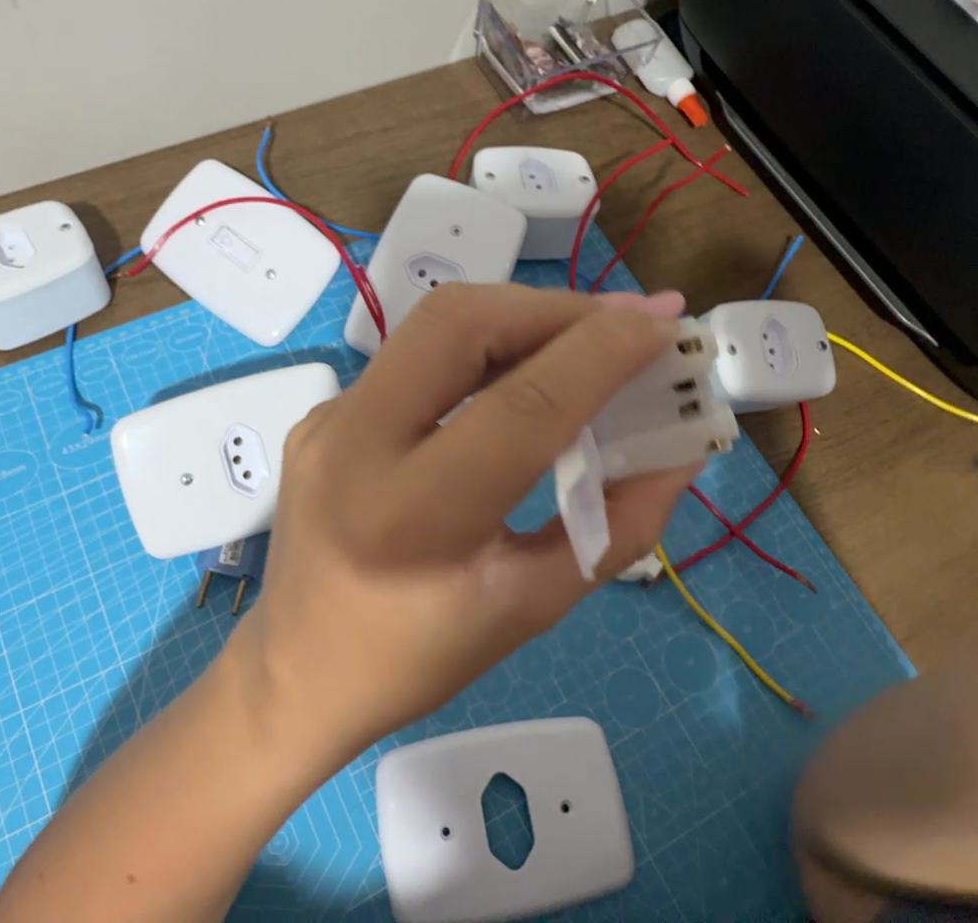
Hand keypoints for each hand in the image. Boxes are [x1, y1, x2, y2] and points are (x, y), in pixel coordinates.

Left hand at [228, 283, 701, 756]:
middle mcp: (356, 446)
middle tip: (623, 325)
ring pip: (431, 328)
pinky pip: (411, 361)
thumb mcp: (533, 606)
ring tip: (583, 341)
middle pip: (460, 323)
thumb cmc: (418, 658)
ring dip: (518, 320)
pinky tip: (514, 380)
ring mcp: (328, 421)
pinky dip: (477, 354)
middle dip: (554, 309)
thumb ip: (616, 525)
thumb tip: (680, 452)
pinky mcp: (322, 414)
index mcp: (412, 516)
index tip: (665, 326)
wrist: (297, 670)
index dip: (602, 355)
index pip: (523, 404)